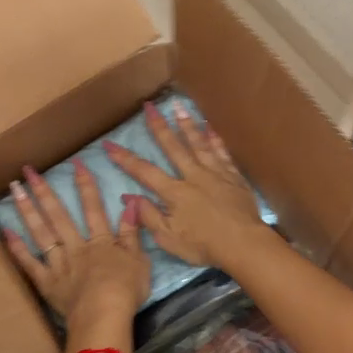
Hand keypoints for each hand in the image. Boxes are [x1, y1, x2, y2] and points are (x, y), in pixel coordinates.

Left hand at [2, 161, 150, 328]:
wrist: (104, 314)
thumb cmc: (126, 290)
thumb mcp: (140, 260)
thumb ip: (132, 232)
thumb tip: (131, 203)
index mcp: (101, 242)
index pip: (93, 208)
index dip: (85, 185)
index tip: (75, 163)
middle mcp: (76, 247)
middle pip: (59, 215)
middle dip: (44, 190)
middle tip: (28, 170)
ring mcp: (59, 264)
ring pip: (41, 232)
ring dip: (27, 209)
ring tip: (14, 189)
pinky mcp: (47, 283)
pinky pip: (30, 263)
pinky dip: (17, 247)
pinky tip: (6, 230)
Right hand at [105, 99, 271, 267]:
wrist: (244, 244)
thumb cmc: (204, 246)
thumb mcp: (168, 238)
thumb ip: (148, 216)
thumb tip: (128, 196)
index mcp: (174, 192)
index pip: (144, 171)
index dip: (124, 158)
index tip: (108, 144)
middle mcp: (193, 176)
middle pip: (173, 147)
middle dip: (158, 126)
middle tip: (149, 106)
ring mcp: (215, 173)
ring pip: (198, 144)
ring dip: (186, 124)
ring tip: (178, 107)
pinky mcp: (234, 177)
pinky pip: (222, 152)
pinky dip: (215, 139)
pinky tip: (210, 128)